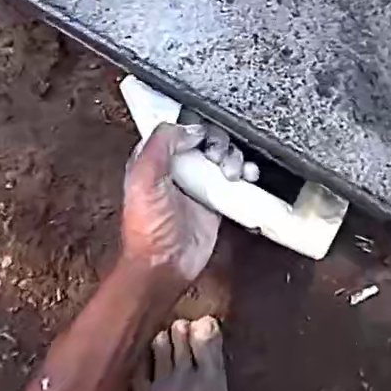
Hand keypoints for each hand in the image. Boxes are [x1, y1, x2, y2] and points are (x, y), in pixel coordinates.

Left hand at [119, 122, 251, 287]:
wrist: (165, 265)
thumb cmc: (147, 228)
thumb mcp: (143, 180)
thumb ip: (161, 146)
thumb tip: (191, 129)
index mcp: (155, 159)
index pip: (178, 128)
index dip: (193, 126)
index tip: (202, 135)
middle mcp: (178, 168)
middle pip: (206, 139)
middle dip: (218, 142)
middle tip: (217, 157)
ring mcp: (199, 184)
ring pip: (224, 156)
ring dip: (234, 157)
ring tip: (233, 172)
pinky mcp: (217, 200)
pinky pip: (236, 179)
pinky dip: (246, 173)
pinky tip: (247, 177)